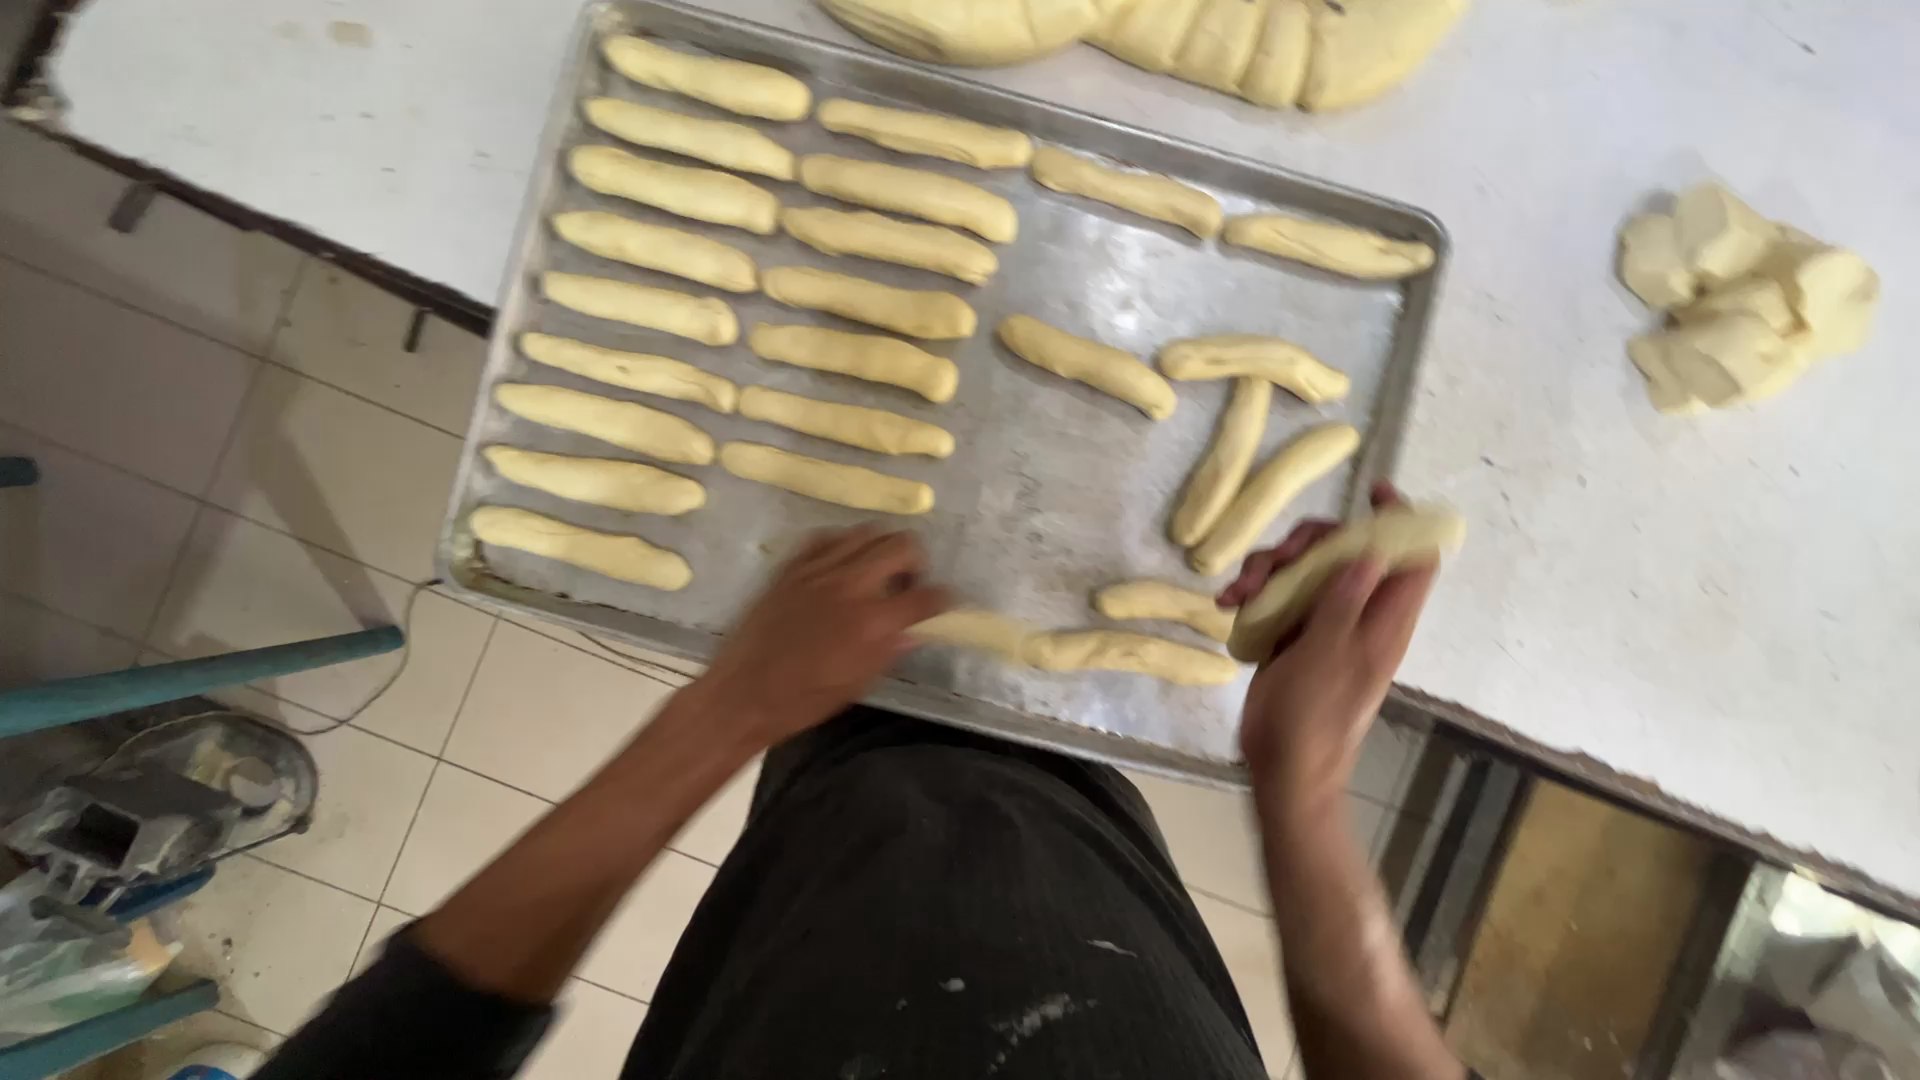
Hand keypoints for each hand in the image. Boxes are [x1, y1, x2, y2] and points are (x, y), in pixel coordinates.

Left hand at [701, 525, 949, 742]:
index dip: (943, 598)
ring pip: (868, 532)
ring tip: (876, 570)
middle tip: (908, 582)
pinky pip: (828, 537)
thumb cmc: (805, 699)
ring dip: (881, 548)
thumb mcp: (859, 683)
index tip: (942, 602)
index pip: (926, 596)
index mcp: (873, 621)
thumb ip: (889, 650)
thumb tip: (911, 631)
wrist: (743, 693)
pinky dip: (843, 546)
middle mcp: (851, 585)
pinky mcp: (793, 566)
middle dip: (917, 561)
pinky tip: (841, 564)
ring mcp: (819, 569)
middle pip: (903, 545)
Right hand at [1219, 482, 1435, 814]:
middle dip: (1306, 544)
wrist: (1283, 764)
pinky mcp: (1289, 633)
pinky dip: (1252, 593)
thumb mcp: (1329, 656)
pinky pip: (1275, 595)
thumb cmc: (1314, 717)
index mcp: (1384, 621)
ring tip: (1237, 593)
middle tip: (1276, 558)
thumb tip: (1370, 551)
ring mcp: (1320, 623)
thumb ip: (1346, 602)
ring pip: (1301, 570)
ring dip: (1266, 570)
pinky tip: (1229, 606)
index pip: (1411, 559)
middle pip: (1343, 553)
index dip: (1401, 521)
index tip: (1374, 492)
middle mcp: (1356, 614)